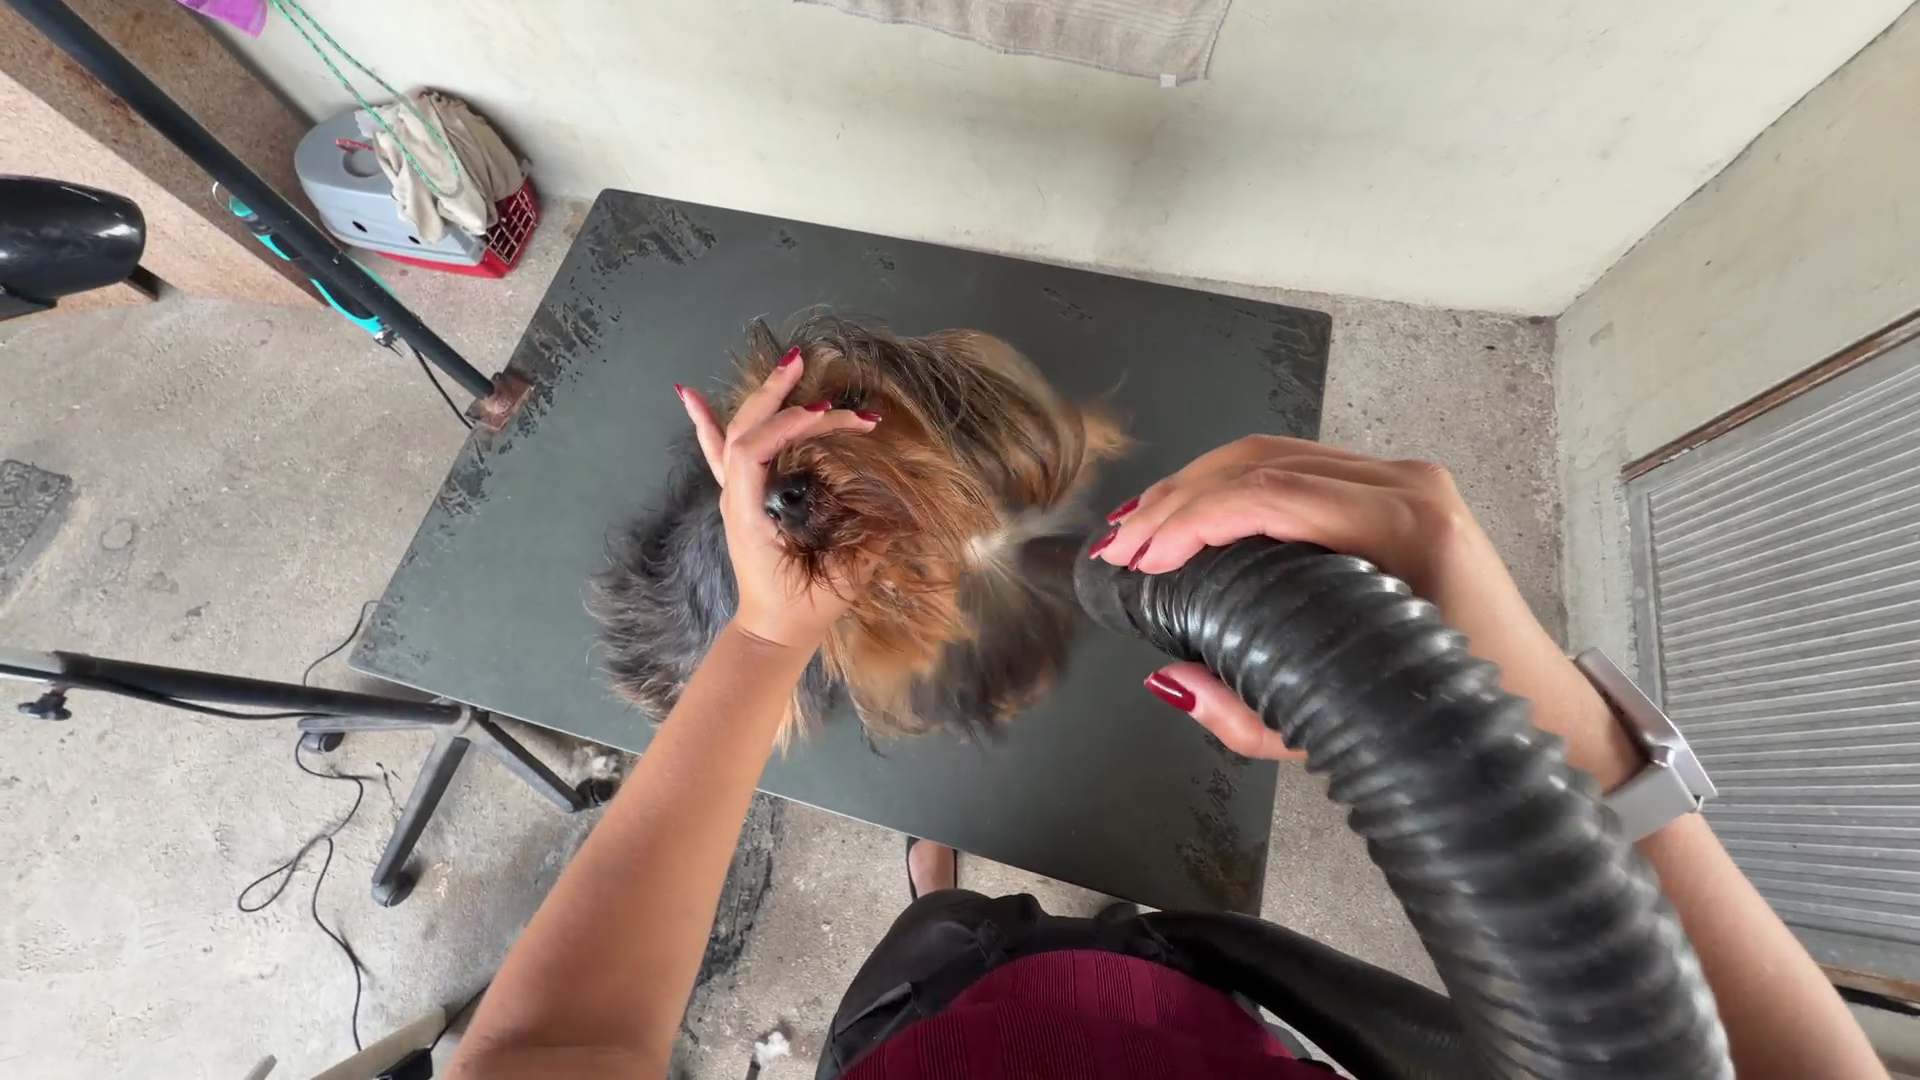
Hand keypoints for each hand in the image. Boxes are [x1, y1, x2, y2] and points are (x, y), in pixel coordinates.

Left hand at [677, 349, 877, 649]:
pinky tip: (690, 394)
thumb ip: (868, 542)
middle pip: (743, 430)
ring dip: (761, 397)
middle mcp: (736, 497)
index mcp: (750, 513)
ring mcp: (735, 496)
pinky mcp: (742, 499)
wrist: (772, 630)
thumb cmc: (804, 608)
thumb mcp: (841, 578)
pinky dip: (706, 423)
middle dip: (775, 394)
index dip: (786, 426)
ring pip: (734, 434)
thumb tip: (901, 506)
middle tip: (805, 364)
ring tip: (787, 365)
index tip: (827, 415)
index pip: (754, 451)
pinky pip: (719, 455)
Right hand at [1098, 436, 1641, 784]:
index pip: (1268, 497)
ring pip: (1267, 452)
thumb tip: (1168, 680)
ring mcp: (1398, 479)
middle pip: (1259, 462)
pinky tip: (1188, 506)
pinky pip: (1288, 464)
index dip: (1189, 521)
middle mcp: (1405, 488)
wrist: (1534, 704)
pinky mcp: (1386, 486)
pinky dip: (1225, 482)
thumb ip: (1244, 714)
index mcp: (1406, 532)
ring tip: (1141, 523)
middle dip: (1174, 500)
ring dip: (1192, 484)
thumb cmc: (1450, 715)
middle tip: (1123, 543)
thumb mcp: (1341, 729)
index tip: (1141, 557)